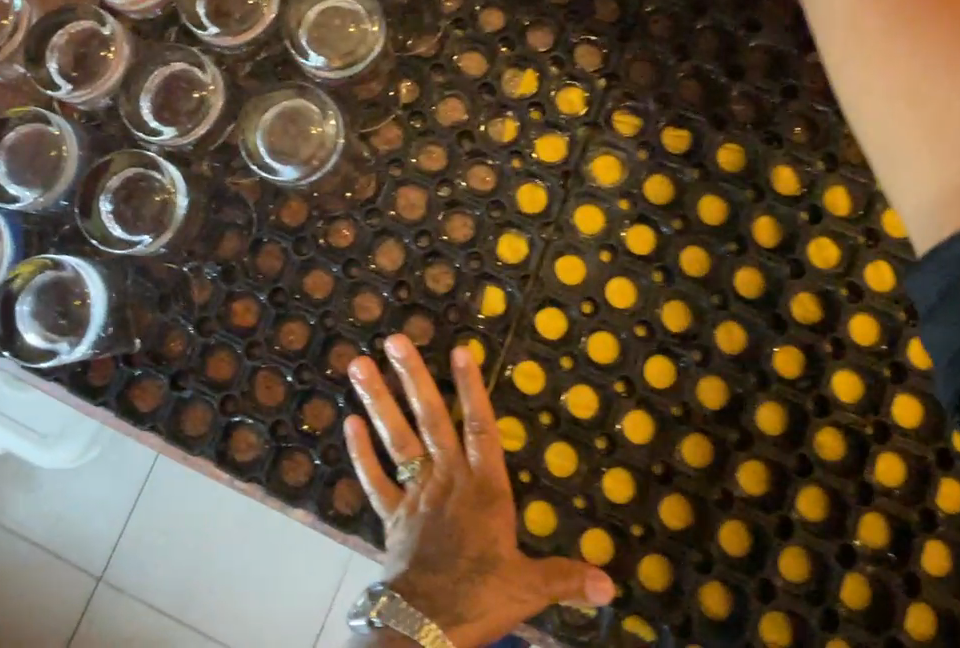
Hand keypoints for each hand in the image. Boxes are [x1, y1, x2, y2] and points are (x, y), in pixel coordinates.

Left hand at [344, 335, 615, 646]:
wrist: (425, 626)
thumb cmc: (479, 598)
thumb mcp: (529, 588)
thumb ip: (566, 578)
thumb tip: (611, 584)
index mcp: (484, 489)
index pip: (481, 428)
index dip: (472, 389)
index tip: (460, 350)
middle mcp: (447, 480)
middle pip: (430, 419)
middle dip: (413, 377)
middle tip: (394, 339)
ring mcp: (415, 495)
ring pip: (396, 439)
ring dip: (378, 401)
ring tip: (359, 366)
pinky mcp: (392, 516)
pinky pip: (374, 480)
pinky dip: (361, 454)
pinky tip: (348, 423)